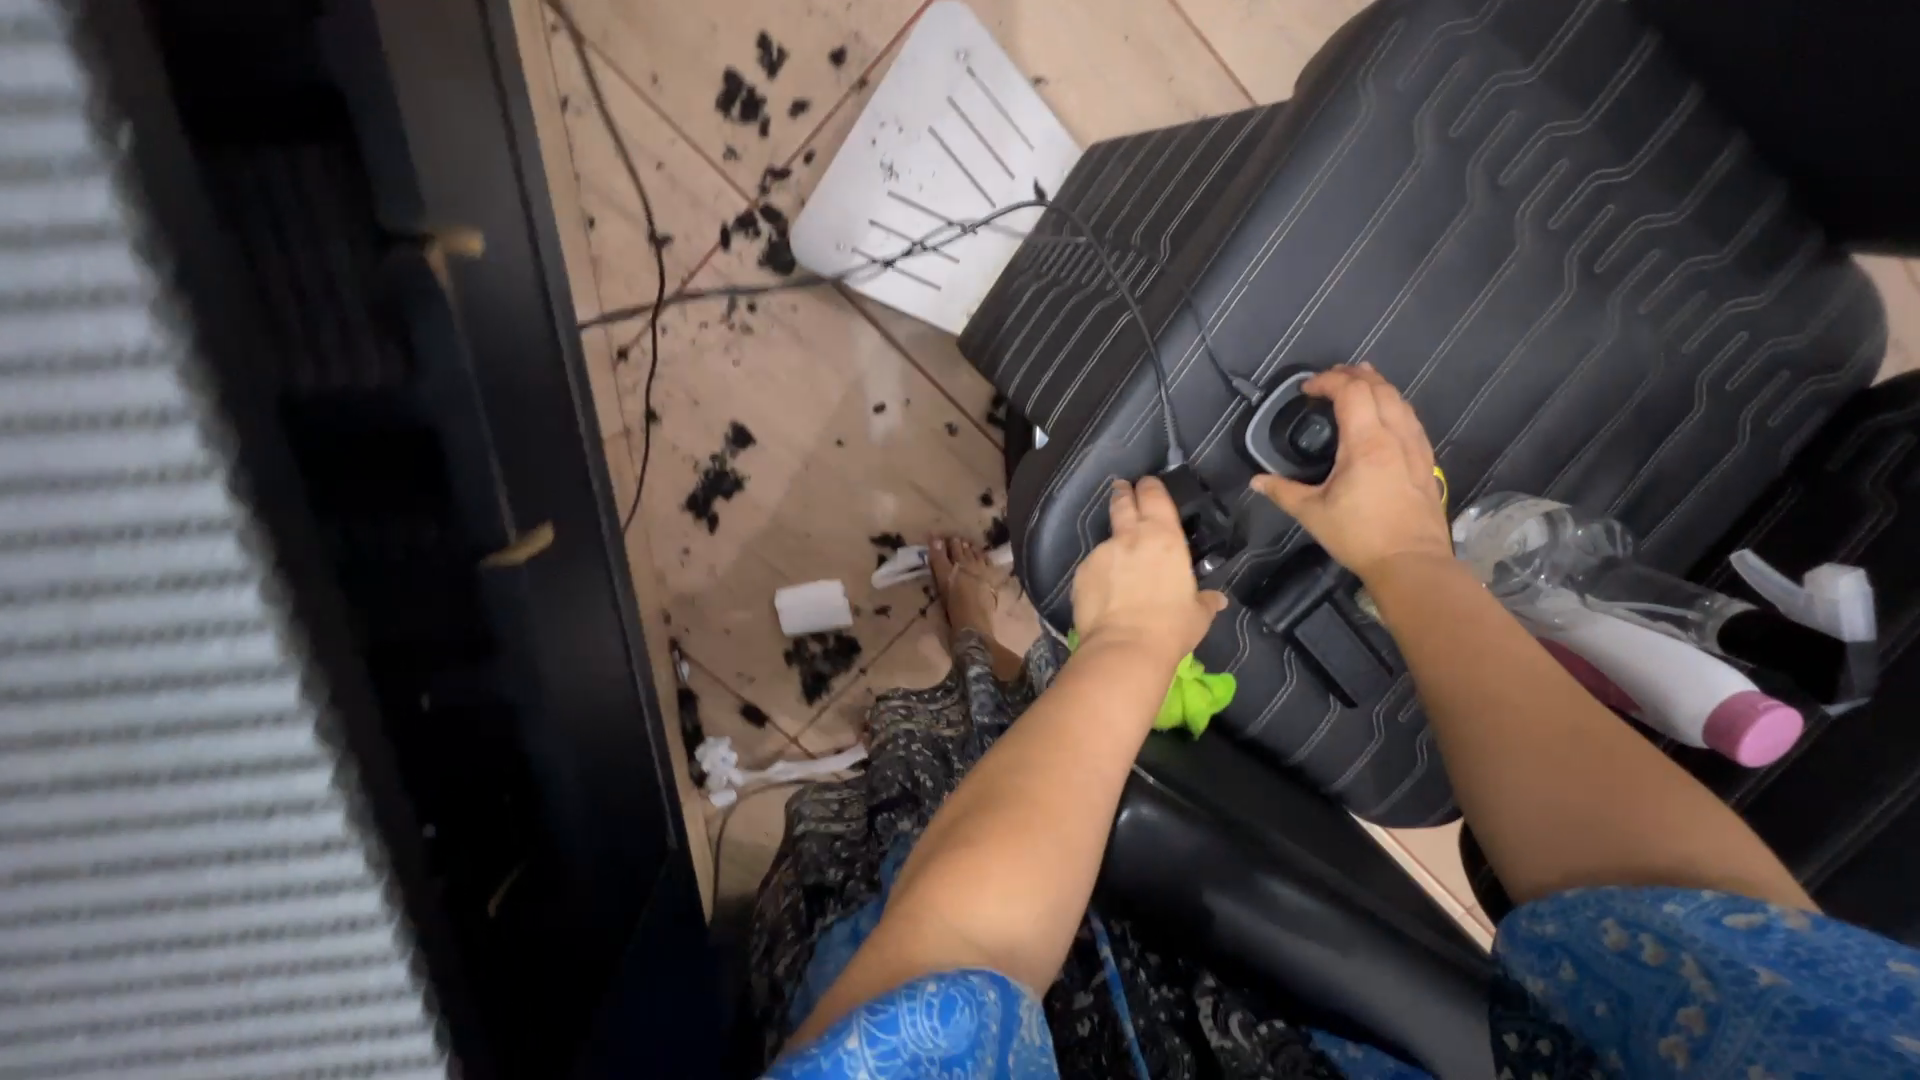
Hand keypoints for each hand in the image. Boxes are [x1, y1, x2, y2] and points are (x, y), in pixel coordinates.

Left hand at [1072, 476, 1228, 664]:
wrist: (1125, 647)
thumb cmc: (1171, 627)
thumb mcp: (1197, 614)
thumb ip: (1205, 601)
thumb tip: (1218, 600)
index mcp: (1165, 538)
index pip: (1155, 498)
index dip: (1150, 487)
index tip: (1146, 482)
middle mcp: (1131, 537)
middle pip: (1123, 503)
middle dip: (1123, 493)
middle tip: (1121, 488)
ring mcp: (1102, 552)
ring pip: (1107, 540)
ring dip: (1113, 546)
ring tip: (1117, 566)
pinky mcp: (1081, 572)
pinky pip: (1092, 567)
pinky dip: (1098, 573)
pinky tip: (1104, 592)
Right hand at [1251, 363, 1452, 581]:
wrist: (1411, 562)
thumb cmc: (1359, 536)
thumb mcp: (1312, 513)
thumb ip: (1282, 491)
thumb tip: (1257, 481)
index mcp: (1365, 444)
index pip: (1350, 393)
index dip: (1327, 382)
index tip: (1306, 388)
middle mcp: (1394, 436)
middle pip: (1379, 388)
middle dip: (1353, 376)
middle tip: (1330, 378)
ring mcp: (1415, 447)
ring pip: (1400, 400)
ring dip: (1378, 385)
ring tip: (1361, 380)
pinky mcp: (1426, 461)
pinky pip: (1412, 419)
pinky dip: (1395, 405)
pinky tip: (1387, 412)